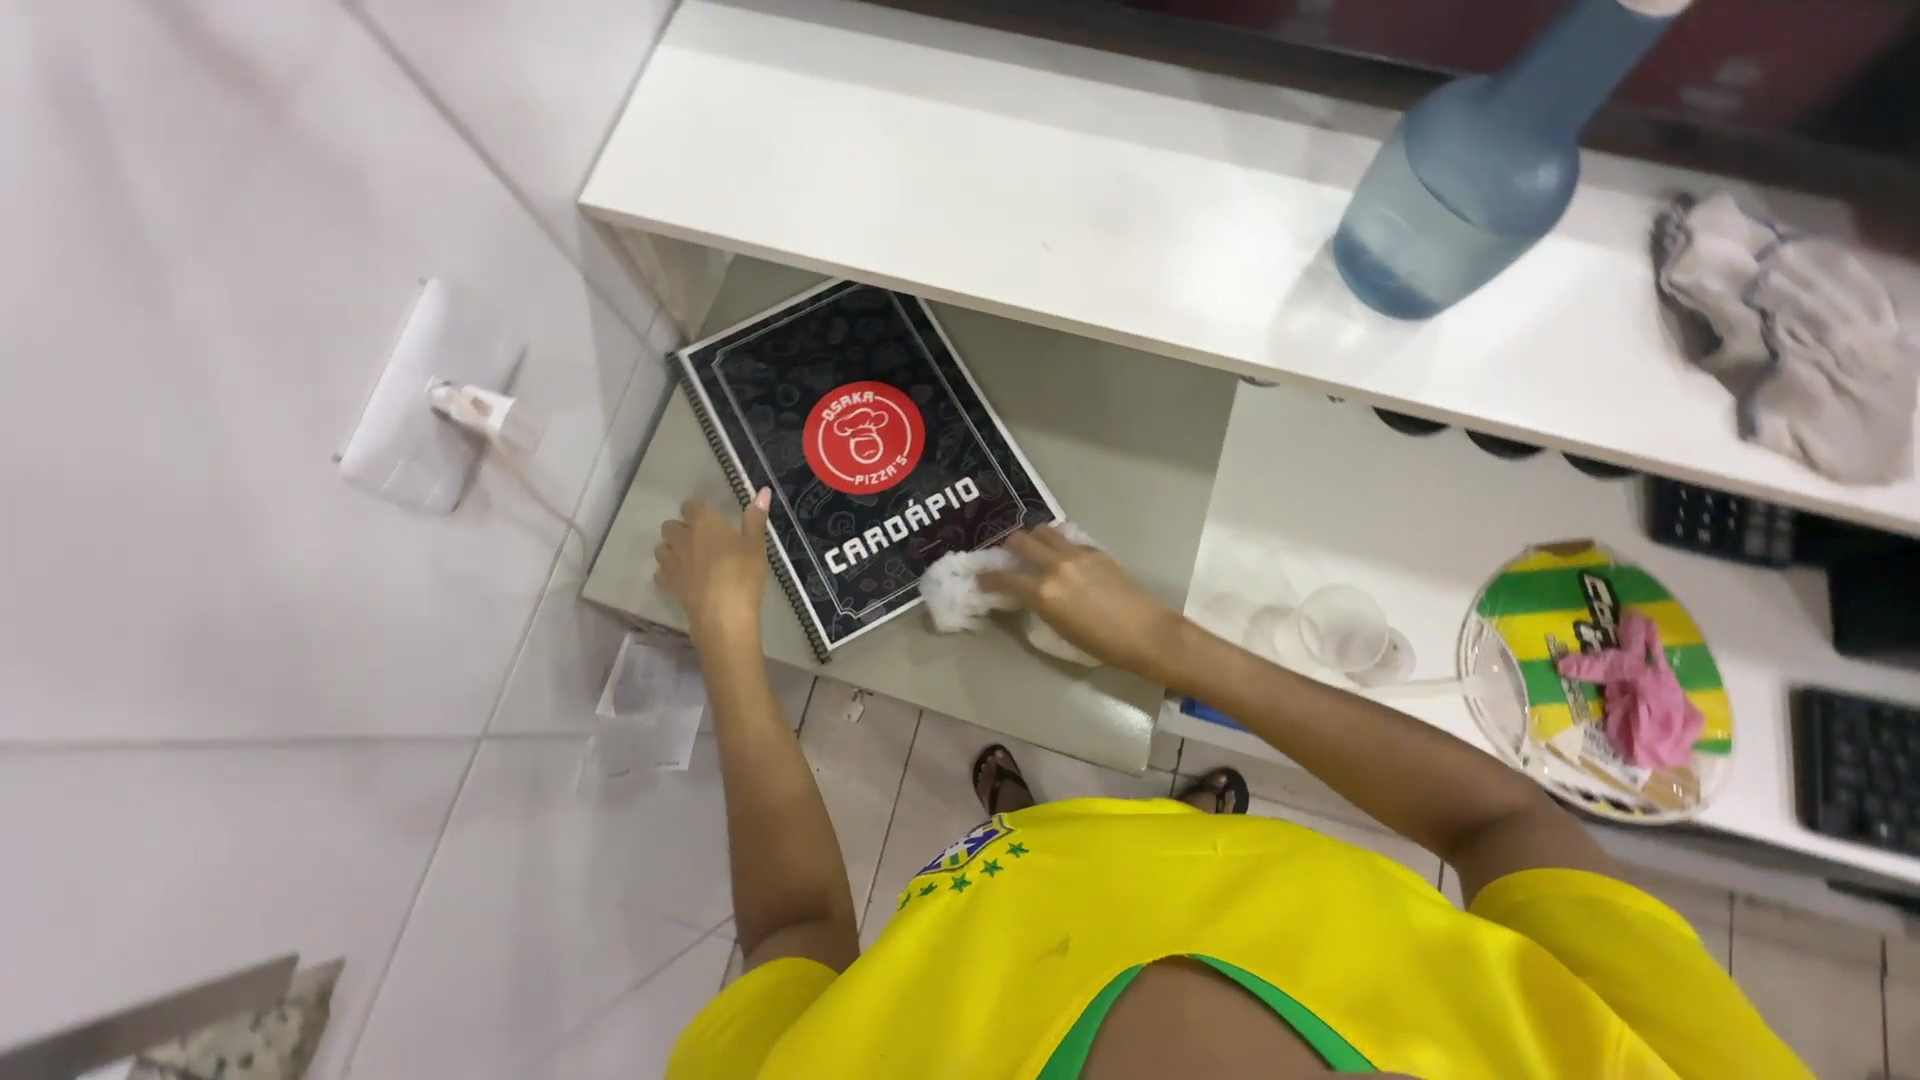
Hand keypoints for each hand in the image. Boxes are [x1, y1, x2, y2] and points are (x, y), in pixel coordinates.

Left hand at [655, 490, 771, 648]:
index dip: (698, 510)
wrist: (723, 614)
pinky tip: (683, 579)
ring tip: (690, 558)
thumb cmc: (742, 575)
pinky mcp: (667, 583)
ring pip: (662, 548)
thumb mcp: (756, 546)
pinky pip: (661, 572)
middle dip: (681, 529)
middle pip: (670, 525)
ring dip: (672, 549)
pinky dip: (669, 572)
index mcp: (703, 524)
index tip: (710, 519)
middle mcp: (681, 538)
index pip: (690, 506)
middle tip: (701, 540)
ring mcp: (671, 562)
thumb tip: (763, 491)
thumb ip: (755, 518)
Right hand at [979, 527, 1188, 679]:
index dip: (988, 577)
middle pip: (1021, 541)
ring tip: (1035, 550)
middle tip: (1009, 557)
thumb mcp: (1059, 631)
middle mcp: (1056, 566)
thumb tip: (1027, 596)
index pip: (1004, 577)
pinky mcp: (1097, 551)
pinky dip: (1060, 543)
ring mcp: (1078, 555)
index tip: (982, 578)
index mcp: (1043, 592)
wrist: (1146, 634)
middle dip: (1009, 548)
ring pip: (1045, 531)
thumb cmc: (1100, 645)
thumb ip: (1038, 606)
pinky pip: (1070, 540)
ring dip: (1034, 538)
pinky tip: (1065, 557)